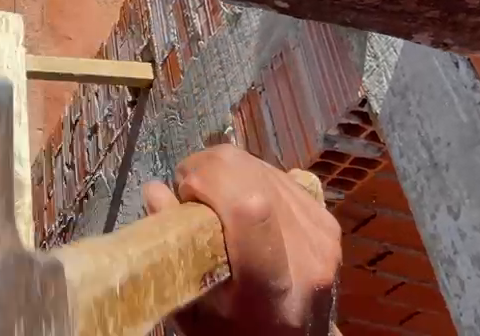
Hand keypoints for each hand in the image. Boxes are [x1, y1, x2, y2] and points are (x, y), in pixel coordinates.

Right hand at [145, 145, 340, 335]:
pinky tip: (238, 201)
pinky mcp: (324, 215)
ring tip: (213, 202)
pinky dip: (241, 174)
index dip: (206, 183)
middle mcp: (307, 253)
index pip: (250, 208)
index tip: (184, 198)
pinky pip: (267, 167)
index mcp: (272, 287)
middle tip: (190, 200)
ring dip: (219, 171)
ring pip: (250, 161)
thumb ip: (172, 252)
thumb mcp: (192, 310)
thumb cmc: (234, 330)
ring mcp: (320, 230)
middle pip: (242, 172)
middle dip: (202, 172)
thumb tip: (156, 191)